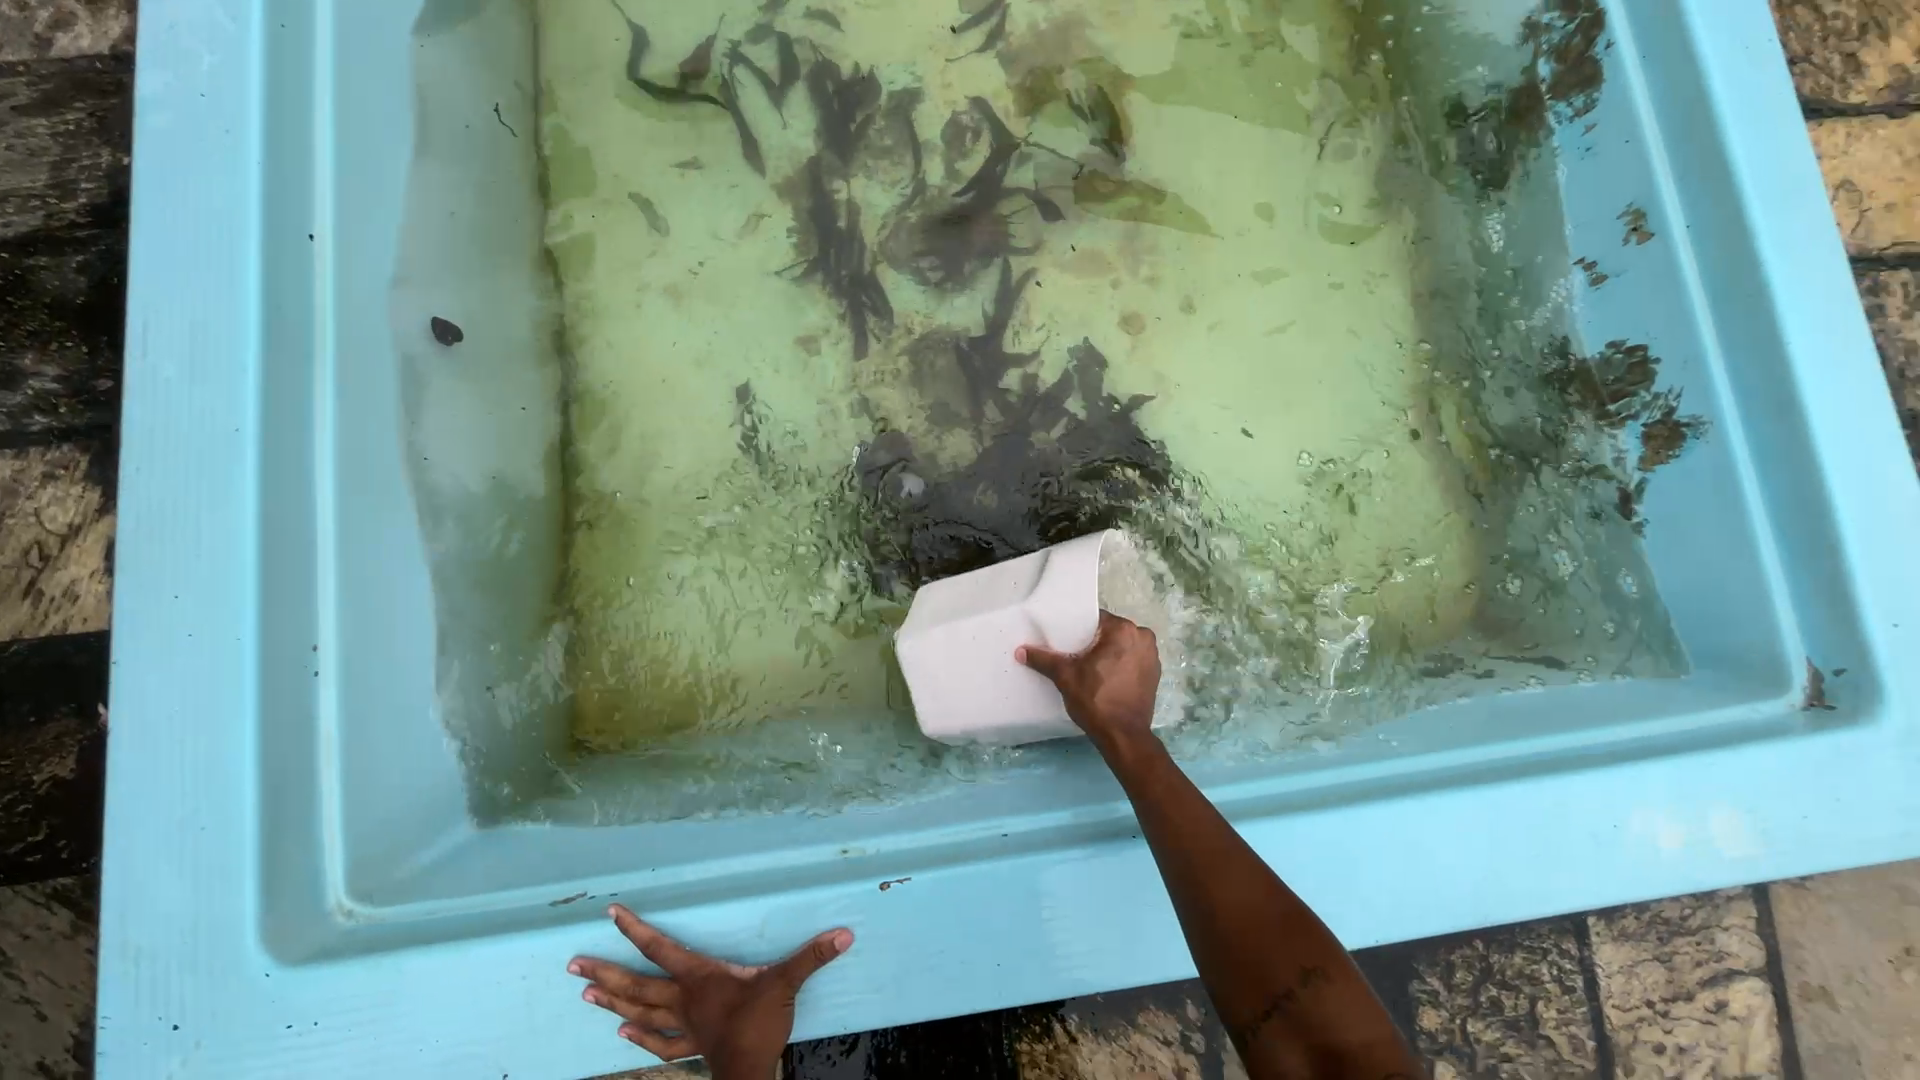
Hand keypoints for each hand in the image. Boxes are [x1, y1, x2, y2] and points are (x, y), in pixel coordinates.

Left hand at [568, 905, 851, 1078]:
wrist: (751, 1073)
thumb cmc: (760, 1024)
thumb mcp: (786, 984)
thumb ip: (811, 956)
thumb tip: (844, 934)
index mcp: (698, 977)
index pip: (660, 948)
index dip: (635, 930)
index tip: (610, 913)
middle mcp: (682, 999)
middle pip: (636, 985)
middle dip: (605, 973)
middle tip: (572, 966)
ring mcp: (682, 1026)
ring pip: (639, 1013)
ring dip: (611, 1004)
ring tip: (585, 995)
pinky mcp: (690, 1047)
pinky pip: (658, 1042)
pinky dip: (638, 1038)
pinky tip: (619, 1036)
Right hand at [1017, 610, 1161, 756]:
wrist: (1123, 736)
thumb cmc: (1096, 700)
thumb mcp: (1065, 677)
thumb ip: (1044, 659)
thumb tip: (1020, 651)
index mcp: (1123, 630)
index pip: (1096, 618)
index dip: (1079, 627)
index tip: (1067, 638)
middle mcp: (1143, 637)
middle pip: (1110, 631)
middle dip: (1094, 640)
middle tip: (1074, 653)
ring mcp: (1152, 656)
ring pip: (1123, 646)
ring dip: (1109, 652)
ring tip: (1089, 666)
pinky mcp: (1155, 674)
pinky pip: (1132, 660)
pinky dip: (1121, 664)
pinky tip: (1106, 677)